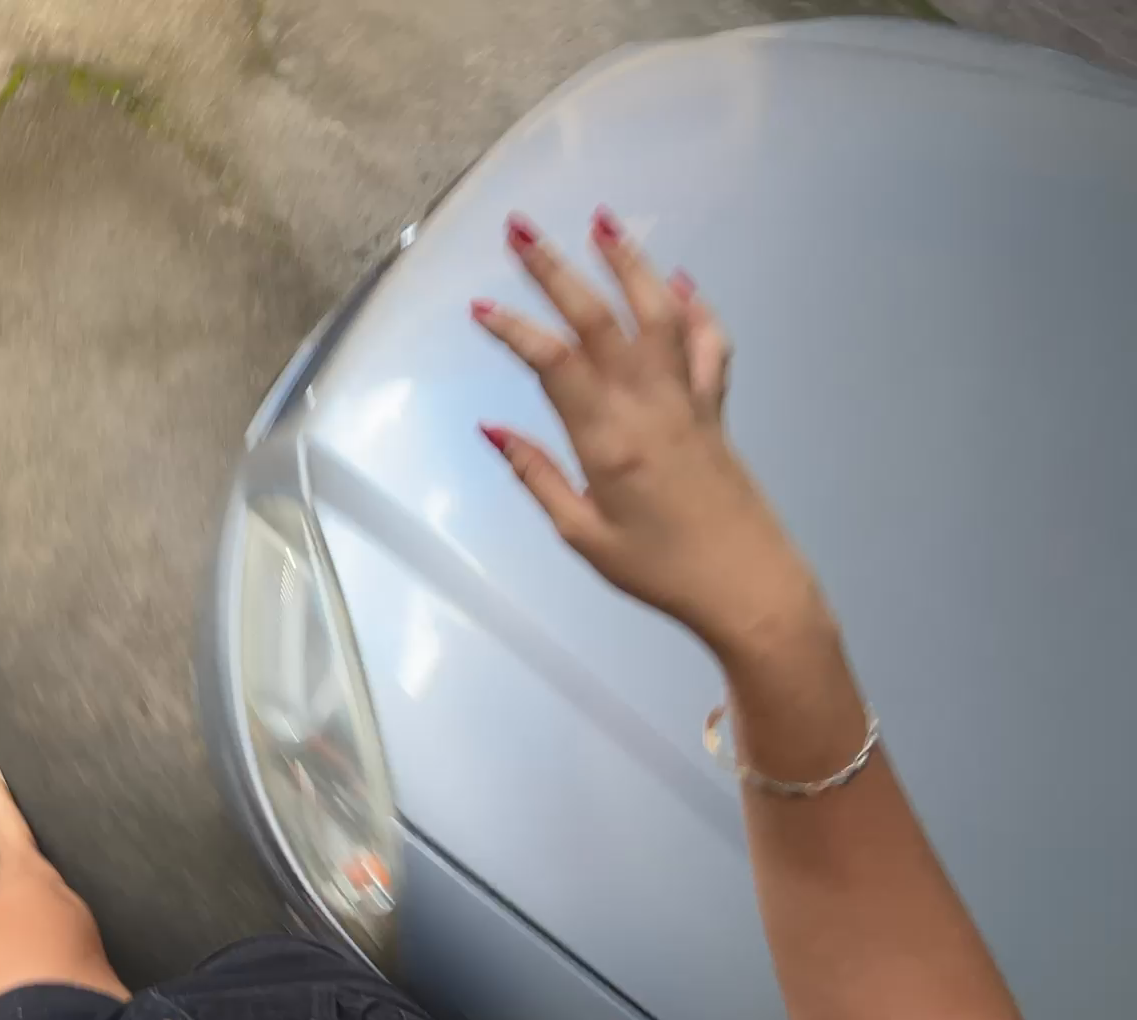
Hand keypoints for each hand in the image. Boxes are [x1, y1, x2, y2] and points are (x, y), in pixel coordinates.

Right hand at [472, 208, 819, 649]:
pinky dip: (695, 308)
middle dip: (557, 271)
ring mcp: (690, 400)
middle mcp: (650, 406)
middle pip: (602, 321)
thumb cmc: (654, 568)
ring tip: (603, 220)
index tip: (480, 307)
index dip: (514, 330)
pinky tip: (679, 281)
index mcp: (609, 440)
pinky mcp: (715, 408)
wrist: (750, 589)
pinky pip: (710, 346)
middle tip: (522, 230)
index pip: (554, 365)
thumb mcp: (580, 533)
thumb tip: (491, 428)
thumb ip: (536, 474)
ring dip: (629, 264)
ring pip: (660, 315)